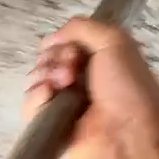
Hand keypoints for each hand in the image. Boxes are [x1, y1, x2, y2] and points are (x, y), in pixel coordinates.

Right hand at [22, 18, 158, 158]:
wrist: (129, 132)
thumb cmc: (127, 85)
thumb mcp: (114, 40)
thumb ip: (80, 27)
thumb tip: (50, 39)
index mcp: (92, 60)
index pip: (60, 44)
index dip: (61, 43)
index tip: (74, 52)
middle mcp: (76, 80)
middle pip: (45, 60)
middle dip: (54, 60)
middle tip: (72, 71)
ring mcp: (62, 104)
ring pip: (34, 81)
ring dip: (44, 76)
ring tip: (63, 85)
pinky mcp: (50, 126)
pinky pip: (29, 107)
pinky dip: (35, 98)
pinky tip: (49, 96)